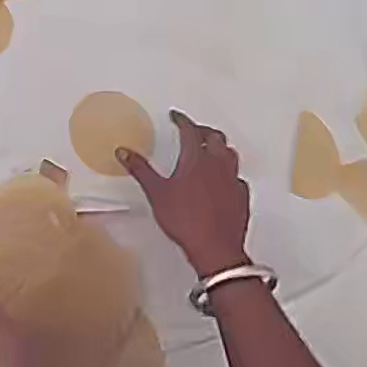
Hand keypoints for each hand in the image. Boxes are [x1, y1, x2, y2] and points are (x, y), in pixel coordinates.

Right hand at [117, 110, 252, 277]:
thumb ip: (141, 169)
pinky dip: (229, 171)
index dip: (182, 120)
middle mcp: (217, 163)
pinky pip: (237, 175)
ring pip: (229, 153)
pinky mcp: (241, 195)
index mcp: (196, 158)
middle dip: (202, 130)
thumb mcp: (157, 193)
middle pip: (214, 136)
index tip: (176, 116)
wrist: (216, 249)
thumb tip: (125, 152)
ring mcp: (232, 179)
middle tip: (192, 130)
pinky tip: (223, 178)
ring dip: (219, 146)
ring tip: (210, 148)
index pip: (190, 129)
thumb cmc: (187, 221)